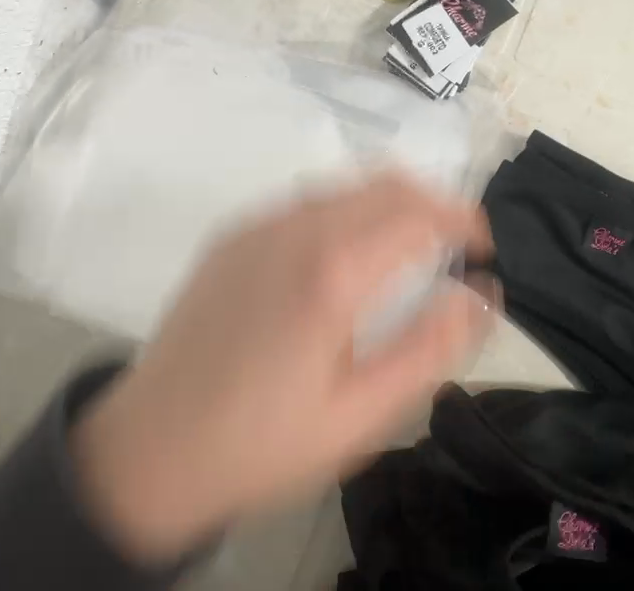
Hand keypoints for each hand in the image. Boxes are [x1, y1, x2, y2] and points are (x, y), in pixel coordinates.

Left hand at [72, 172, 495, 565]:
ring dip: (389, 202)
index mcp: (333, 272)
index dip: (465, 221)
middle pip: (386, 182)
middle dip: (434, 202)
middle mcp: (295, 229)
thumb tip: (483, 295)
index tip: (485, 248)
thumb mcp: (361, 416)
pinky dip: (344, 210)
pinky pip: (304, 201)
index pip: (420, 213)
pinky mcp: (231, 236)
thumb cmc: (263, 444)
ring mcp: (257, 226)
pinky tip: (346, 255)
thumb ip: (430, 348)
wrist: (148, 451)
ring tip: (411, 247)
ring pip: (345, 185)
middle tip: (457, 244)